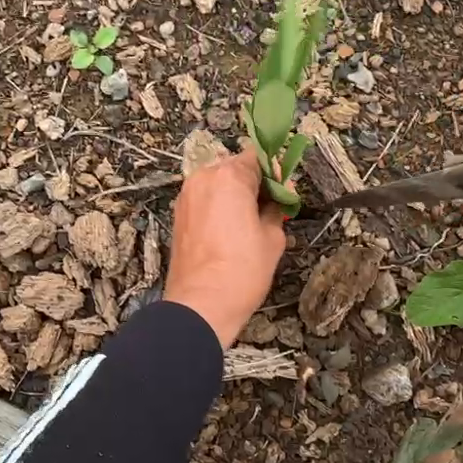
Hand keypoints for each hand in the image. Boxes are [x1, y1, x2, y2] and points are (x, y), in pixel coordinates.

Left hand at [165, 146, 286, 347]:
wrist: (201, 304)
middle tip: (272, 209)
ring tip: (251, 223)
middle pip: (235, 168)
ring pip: (218, 184)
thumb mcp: (273, 237)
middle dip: (254, 184)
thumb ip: (275, 208)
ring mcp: (186, 196)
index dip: (275, 173)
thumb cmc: (242, 270)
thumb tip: (276, 199)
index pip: (258, 158)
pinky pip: (204, 200)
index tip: (284, 193)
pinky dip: (219, 207)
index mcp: (229, 177)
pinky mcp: (178, 215)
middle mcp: (203, 178)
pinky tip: (231, 231)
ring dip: (235, 195)